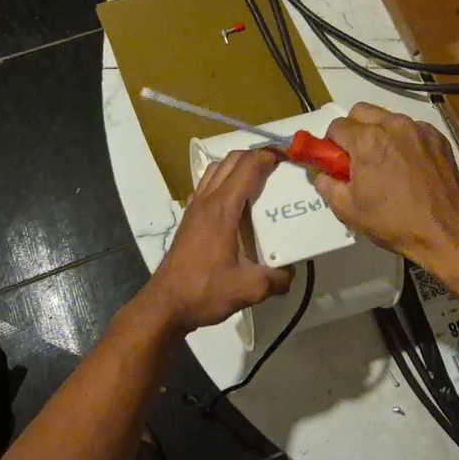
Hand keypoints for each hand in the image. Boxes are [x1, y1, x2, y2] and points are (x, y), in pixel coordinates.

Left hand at [144, 148, 293, 331]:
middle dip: (256, 156)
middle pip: (231, 160)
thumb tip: (292, 272)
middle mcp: (207, 200)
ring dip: (237, 166)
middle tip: (278, 167)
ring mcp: (194, 207)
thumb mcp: (250, 289)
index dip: (269, 155)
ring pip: (216, 170)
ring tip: (259, 180)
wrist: (166, 304)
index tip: (289, 158)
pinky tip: (236, 203)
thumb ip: (278, 279)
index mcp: (223, 208)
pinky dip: (223, 181)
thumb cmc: (205, 291)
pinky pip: (207, 185)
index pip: (248, 166)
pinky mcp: (188, 218)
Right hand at [311, 103, 458, 265]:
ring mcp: (419, 128)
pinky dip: (403, 141)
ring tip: (385, 162)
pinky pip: (411, 129)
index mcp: (367, 139)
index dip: (331, 144)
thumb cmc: (392, 221)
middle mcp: (393, 125)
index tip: (336, 162)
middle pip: (361, 112)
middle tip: (357, 157)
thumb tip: (321, 172)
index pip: (336, 126)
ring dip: (379, 133)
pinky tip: (408, 166)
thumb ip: (325, 183)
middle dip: (353, 130)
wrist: (444, 231)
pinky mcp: (437, 137)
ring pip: (387, 118)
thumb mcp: (346, 209)